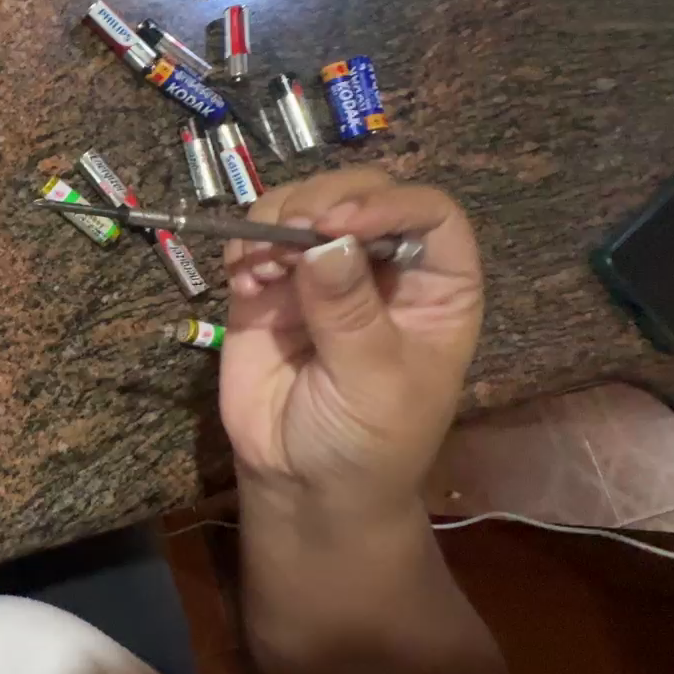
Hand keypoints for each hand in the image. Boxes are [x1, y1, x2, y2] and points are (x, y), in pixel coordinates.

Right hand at [219, 168, 482, 508]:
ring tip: (258, 268)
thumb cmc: (367, 439)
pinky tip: (243, 284)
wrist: (301, 478)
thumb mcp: (374, 380)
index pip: (426, 213)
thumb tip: (322, 240)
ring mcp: (315, 276)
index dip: (384, 205)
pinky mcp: (263, 291)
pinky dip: (240, 249)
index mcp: (433, 286)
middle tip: (287, 234)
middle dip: (317, 202)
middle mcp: (375, 268)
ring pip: (295, 208)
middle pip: (355, 194)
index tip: (333, 227)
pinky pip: (250, 244)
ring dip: (271, 222)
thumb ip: (349, 311)